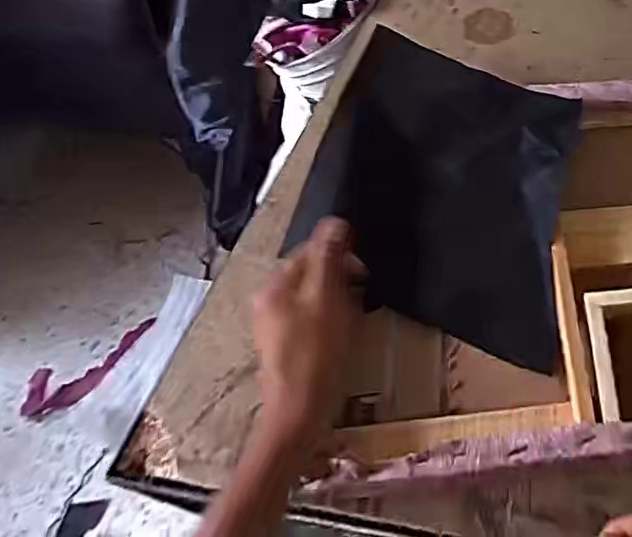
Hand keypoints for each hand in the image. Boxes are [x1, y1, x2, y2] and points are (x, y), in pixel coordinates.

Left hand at [250, 217, 364, 437]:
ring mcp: (275, 323)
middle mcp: (269, 300)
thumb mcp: (327, 295)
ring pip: (314, 291)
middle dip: (340, 273)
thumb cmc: (315, 350)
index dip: (340, 251)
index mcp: (275, 285)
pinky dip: (331, 311)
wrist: (299, 410)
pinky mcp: (286, 342)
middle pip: (312, 270)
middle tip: (362, 286)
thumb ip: (330, 256)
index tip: (362, 264)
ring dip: (338, 293)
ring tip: (356, 307)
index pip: (311, 248)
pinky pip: (313, 312)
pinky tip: (343, 325)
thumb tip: (335, 221)